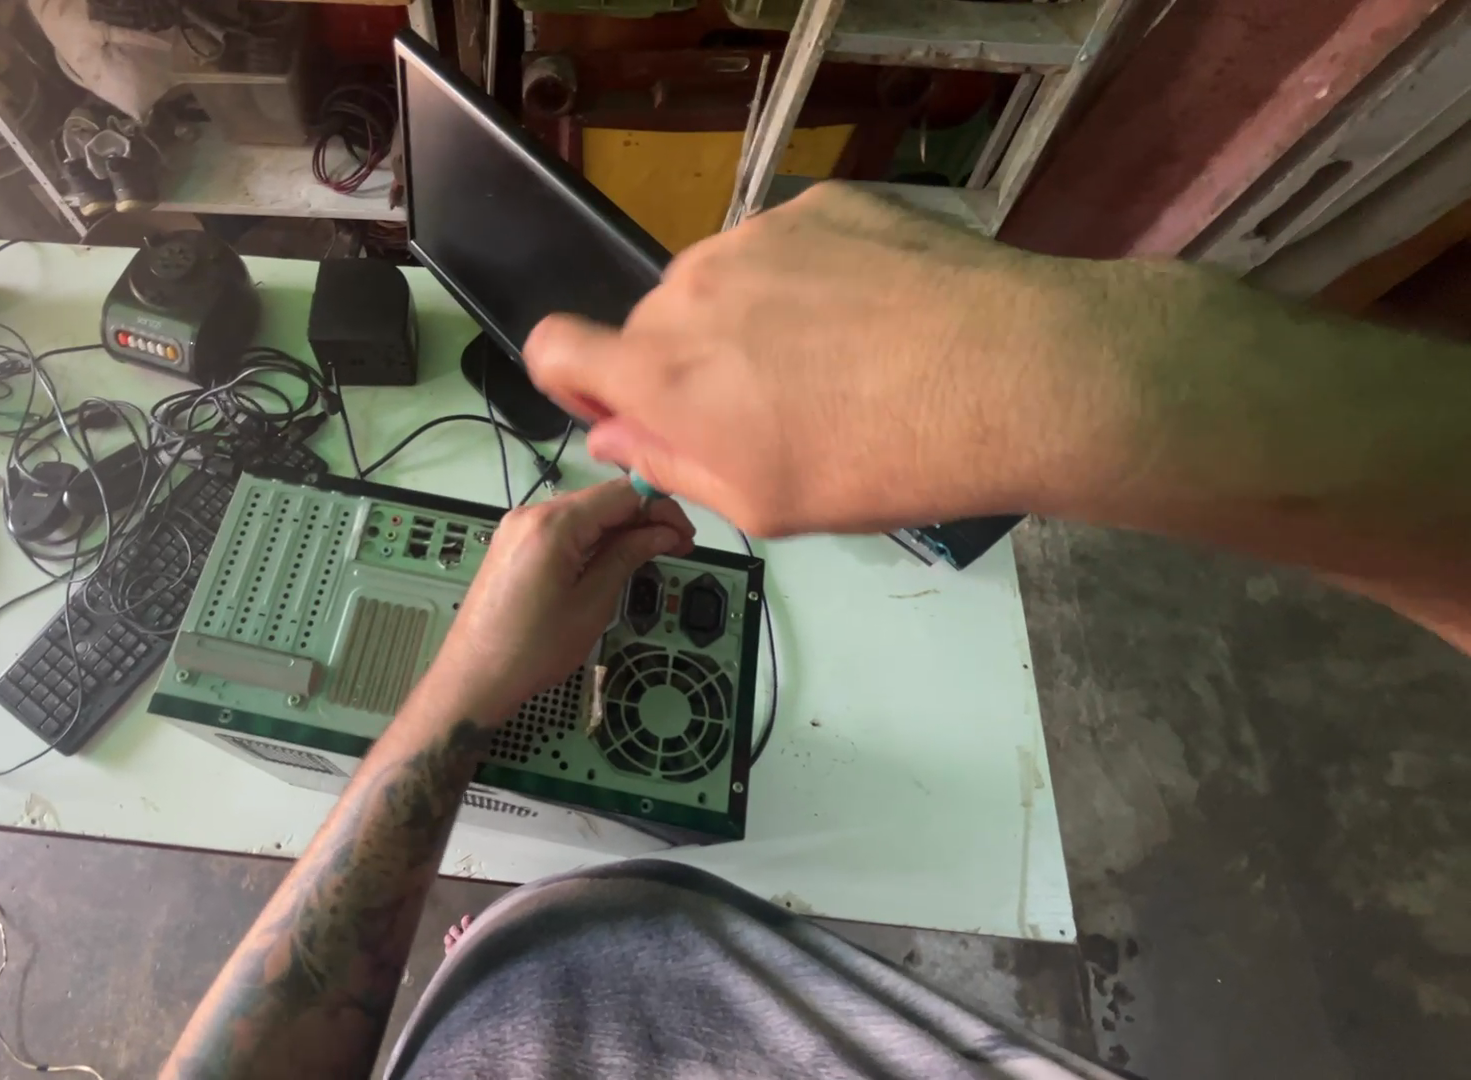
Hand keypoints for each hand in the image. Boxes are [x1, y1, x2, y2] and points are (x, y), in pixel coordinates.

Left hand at [424, 480, 694, 722]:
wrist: (473, 677)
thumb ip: (627, 556)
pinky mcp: (512, 544)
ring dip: (618, 529)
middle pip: (601, 500)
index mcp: (552, 524)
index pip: (621, 493)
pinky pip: (561, 529)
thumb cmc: (532, 649)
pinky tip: (611, 559)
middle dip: (643, 519)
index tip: (686, 535)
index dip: (661, 509)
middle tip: (676, 548)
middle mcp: (530, 513)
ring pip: (582, 513)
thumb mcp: (592, 604)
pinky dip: (591, 539)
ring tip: (648, 556)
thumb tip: (662, 533)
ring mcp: (516, 527)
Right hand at [522, 182, 1150, 535]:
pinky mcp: (818, 204)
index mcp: (663, 373)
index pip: (554, 346)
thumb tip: (611, 434)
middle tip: (752, 406)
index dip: (568, 378)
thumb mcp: (758, 502)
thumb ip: (665, 463)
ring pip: (708, 287)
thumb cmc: (877, 463)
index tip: (613, 403)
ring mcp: (754, 237)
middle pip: (644, 326)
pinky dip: (791, 283)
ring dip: (734, 323)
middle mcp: (689, 291)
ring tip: (819, 360)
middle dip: (676, 366)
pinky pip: (771, 249)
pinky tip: (857, 315)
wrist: (1021, 376)